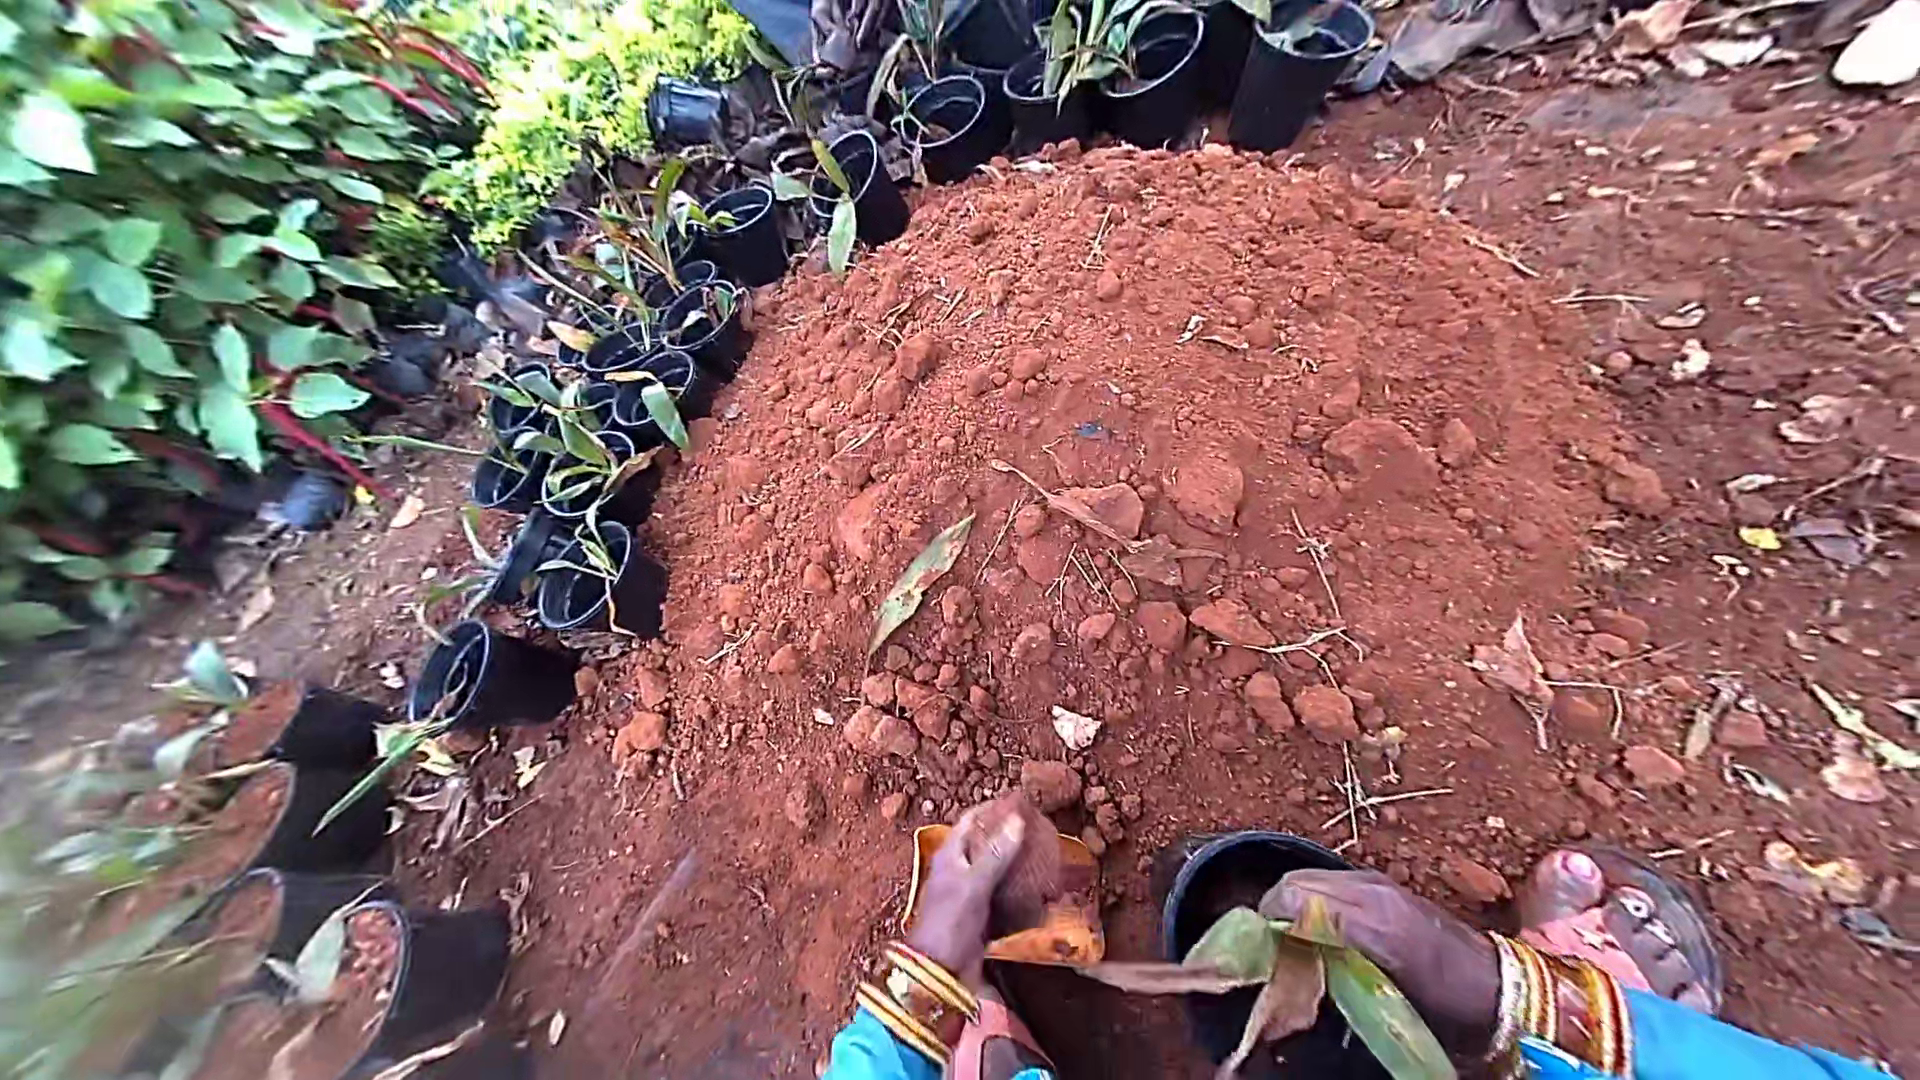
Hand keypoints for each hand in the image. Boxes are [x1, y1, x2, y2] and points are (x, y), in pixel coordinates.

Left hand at [905, 802, 1029, 984]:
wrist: (940, 975)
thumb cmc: (950, 923)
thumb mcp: (974, 884)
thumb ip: (995, 853)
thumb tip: (1017, 820)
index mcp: (951, 853)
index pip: (972, 819)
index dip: (993, 808)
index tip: (1019, 803)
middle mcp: (960, 868)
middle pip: (986, 842)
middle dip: (1009, 835)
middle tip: (1037, 829)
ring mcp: (970, 891)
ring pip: (996, 868)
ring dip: (1016, 862)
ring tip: (1042, 855)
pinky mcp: (981, 914)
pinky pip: (1002, 895)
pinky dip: (1018, 890)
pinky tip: (1038, 890)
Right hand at [1258, 869, 1500, 1053]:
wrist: (1501, 989)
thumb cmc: (1450, 1004)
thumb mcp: (1392, 994)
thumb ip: (1339, 962)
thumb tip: (1286, 949)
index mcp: (1373, 919)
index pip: (1295, 898)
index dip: (1270, 919)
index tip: (1262, 947)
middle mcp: (1368, 889)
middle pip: (1294, 882)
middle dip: (1273, 907)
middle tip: (1268, 941)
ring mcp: (1372, 880)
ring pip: (1306, 877)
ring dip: (1289, 900)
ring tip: (1287, 933)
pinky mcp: (1376, 881)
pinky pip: (1324, 879)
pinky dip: (1307, 896)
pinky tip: (1313, 923)